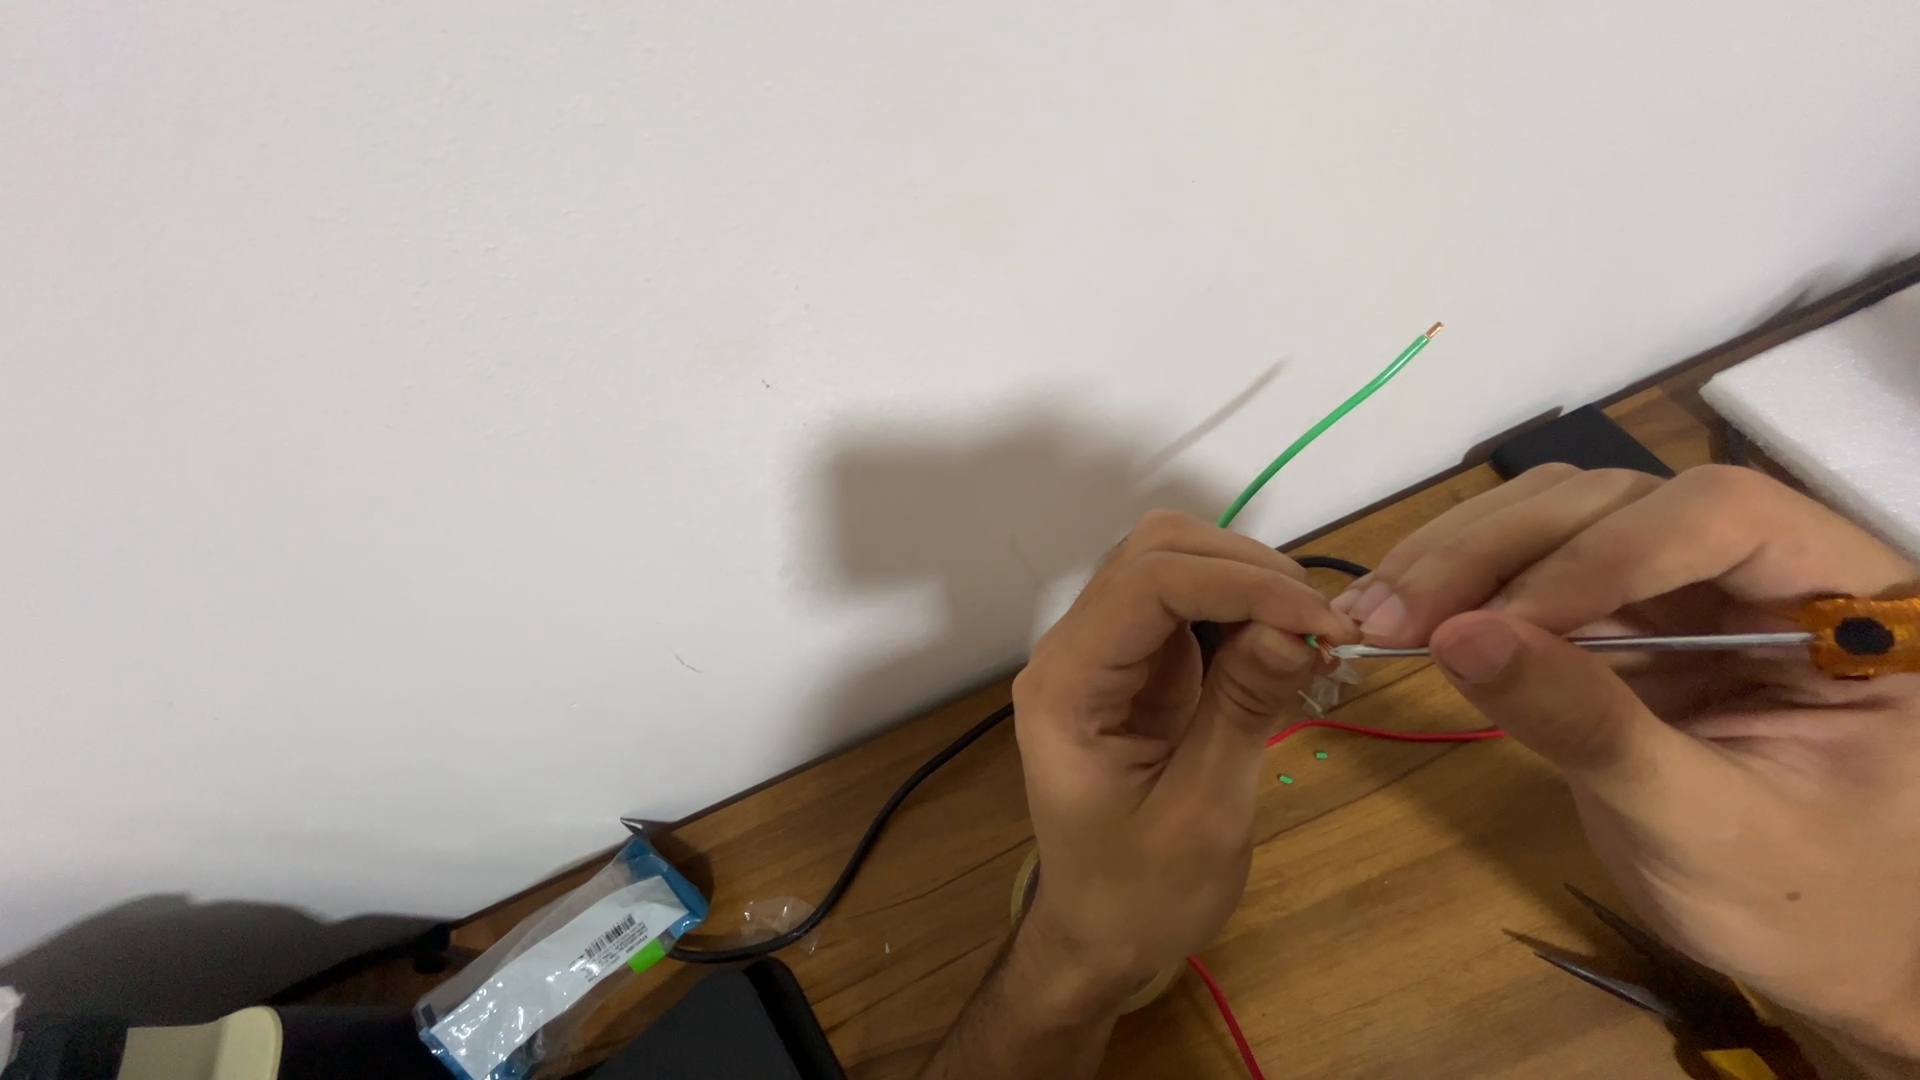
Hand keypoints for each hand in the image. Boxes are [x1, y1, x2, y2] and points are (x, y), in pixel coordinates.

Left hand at [1011, 510, 1357, 1013]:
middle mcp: (1072, 650)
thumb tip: (1292, 623)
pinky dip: (1237, 608)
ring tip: (1308, 633)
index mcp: (1066, 683)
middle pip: (1152, 553)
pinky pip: (1182, 606)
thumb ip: (1242, 709)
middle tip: (1319, 626)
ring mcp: (1100, 652)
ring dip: (1244, 582)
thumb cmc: (1138, 895)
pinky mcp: (1131, 665)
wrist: (1097, 931)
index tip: (1322, 623)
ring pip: (1168, 566)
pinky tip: (1278, 642)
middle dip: (1243, 570)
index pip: (1147, 584)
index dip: (1240, 584)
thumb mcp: (1202, 815)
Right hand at [1337, 464, 1919, 1062]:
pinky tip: (1385, 614)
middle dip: (1485, 554)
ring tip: (1371, 617)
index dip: (1601, 553)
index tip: (1499, 627)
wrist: (1802, 941)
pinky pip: (1509, 567)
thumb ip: (1588, 725)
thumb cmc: (1796, 901)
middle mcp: (1752, 568)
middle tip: (1389, 618)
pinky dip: (1439, 586)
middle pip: (1603, 501)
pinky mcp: (1600, 612)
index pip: (1717, 516)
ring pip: (1542, 517)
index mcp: (1845, 605)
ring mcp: (1668, 585)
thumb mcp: (1698, 825)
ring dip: (1445, 560)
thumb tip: (1455, 638)